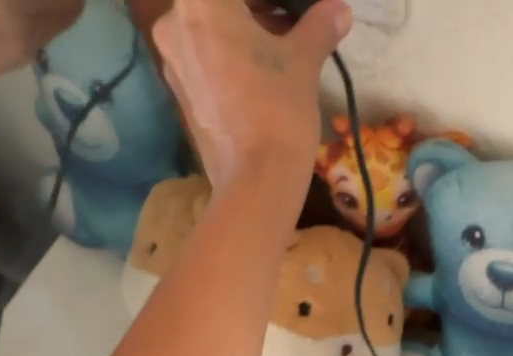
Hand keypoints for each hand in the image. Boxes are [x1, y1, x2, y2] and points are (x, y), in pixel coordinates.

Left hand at [152, 0, 350, 189]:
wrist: (257, 180)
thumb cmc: (278, 108)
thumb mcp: (303, 62)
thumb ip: (318, 28)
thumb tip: (340, 10)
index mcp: (199, 2)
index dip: (269, 2)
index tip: (290, 11)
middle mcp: (174, 23)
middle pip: (216, 4)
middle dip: (255, 10)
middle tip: (292, 22)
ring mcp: (172, 61)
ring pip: (208, 30)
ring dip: (242, 32)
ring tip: (281, 49)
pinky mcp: (180, 93)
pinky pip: (204, 59)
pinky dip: (230, 58)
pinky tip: (260, 76)